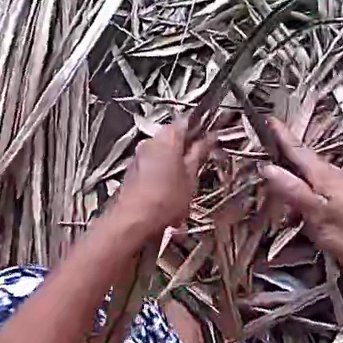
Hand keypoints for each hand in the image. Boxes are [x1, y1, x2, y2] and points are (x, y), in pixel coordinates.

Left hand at [109, 117, 213, 233]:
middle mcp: (150, 142)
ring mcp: (139, 156)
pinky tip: (169, 190)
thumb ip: (199, 153)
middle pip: (173, 136)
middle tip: (200, 163)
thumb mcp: (191, 176)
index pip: (186, 122)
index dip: (200, 130)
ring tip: (186, 181)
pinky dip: (162, 172)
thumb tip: (207, 139)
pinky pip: (152, 164)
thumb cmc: (164, 199)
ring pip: (162, 151)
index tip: (209, 140)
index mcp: (167, 137)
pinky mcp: (132, 171)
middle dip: (187, 148)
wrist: (134, 221)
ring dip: (174, 161)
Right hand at [259, 124, 342, 301]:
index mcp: (325, 175)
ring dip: (295, 193)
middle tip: (264, 176)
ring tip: (287, 214)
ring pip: (311, 183)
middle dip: (282, 169)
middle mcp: (335, 177)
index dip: (280, 135)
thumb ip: (292, 190)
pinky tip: (307, 223)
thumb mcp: (317, 214)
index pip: (297, 149)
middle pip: (302, 165)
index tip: (268, 120)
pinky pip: (321, 197)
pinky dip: (308, 206)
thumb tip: (267, 168)